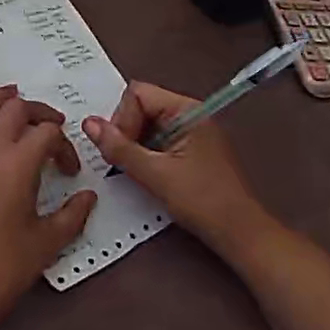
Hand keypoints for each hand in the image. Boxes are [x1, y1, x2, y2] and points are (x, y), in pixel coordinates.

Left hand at [0, 86, 97, 329]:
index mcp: (16, 162)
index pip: (47, 132)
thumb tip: (88, 196)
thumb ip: (72, 215)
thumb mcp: (45, 244)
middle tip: (51, 123)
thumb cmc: (0, 270)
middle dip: (37, 110)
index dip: (65, 145)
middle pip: (14, 108)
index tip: (70, 170)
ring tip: (11, 96)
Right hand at [83, 82, 264, 246]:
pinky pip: (156, 140)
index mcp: (186, 110)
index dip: (122, 118)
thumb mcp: (155, 174)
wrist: (240, 235)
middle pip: (140, 106)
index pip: (137, 94)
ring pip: (146, 125)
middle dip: (126, 131)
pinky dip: (145, 154)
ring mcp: (190, 132)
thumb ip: (119, 147)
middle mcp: (189, 114)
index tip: (120, 149)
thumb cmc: (203, 201)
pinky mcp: (190, 150)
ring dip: (134, 145)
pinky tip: (146, 175)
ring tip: (135, 171)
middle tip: (123, 162)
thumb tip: (89, 124)